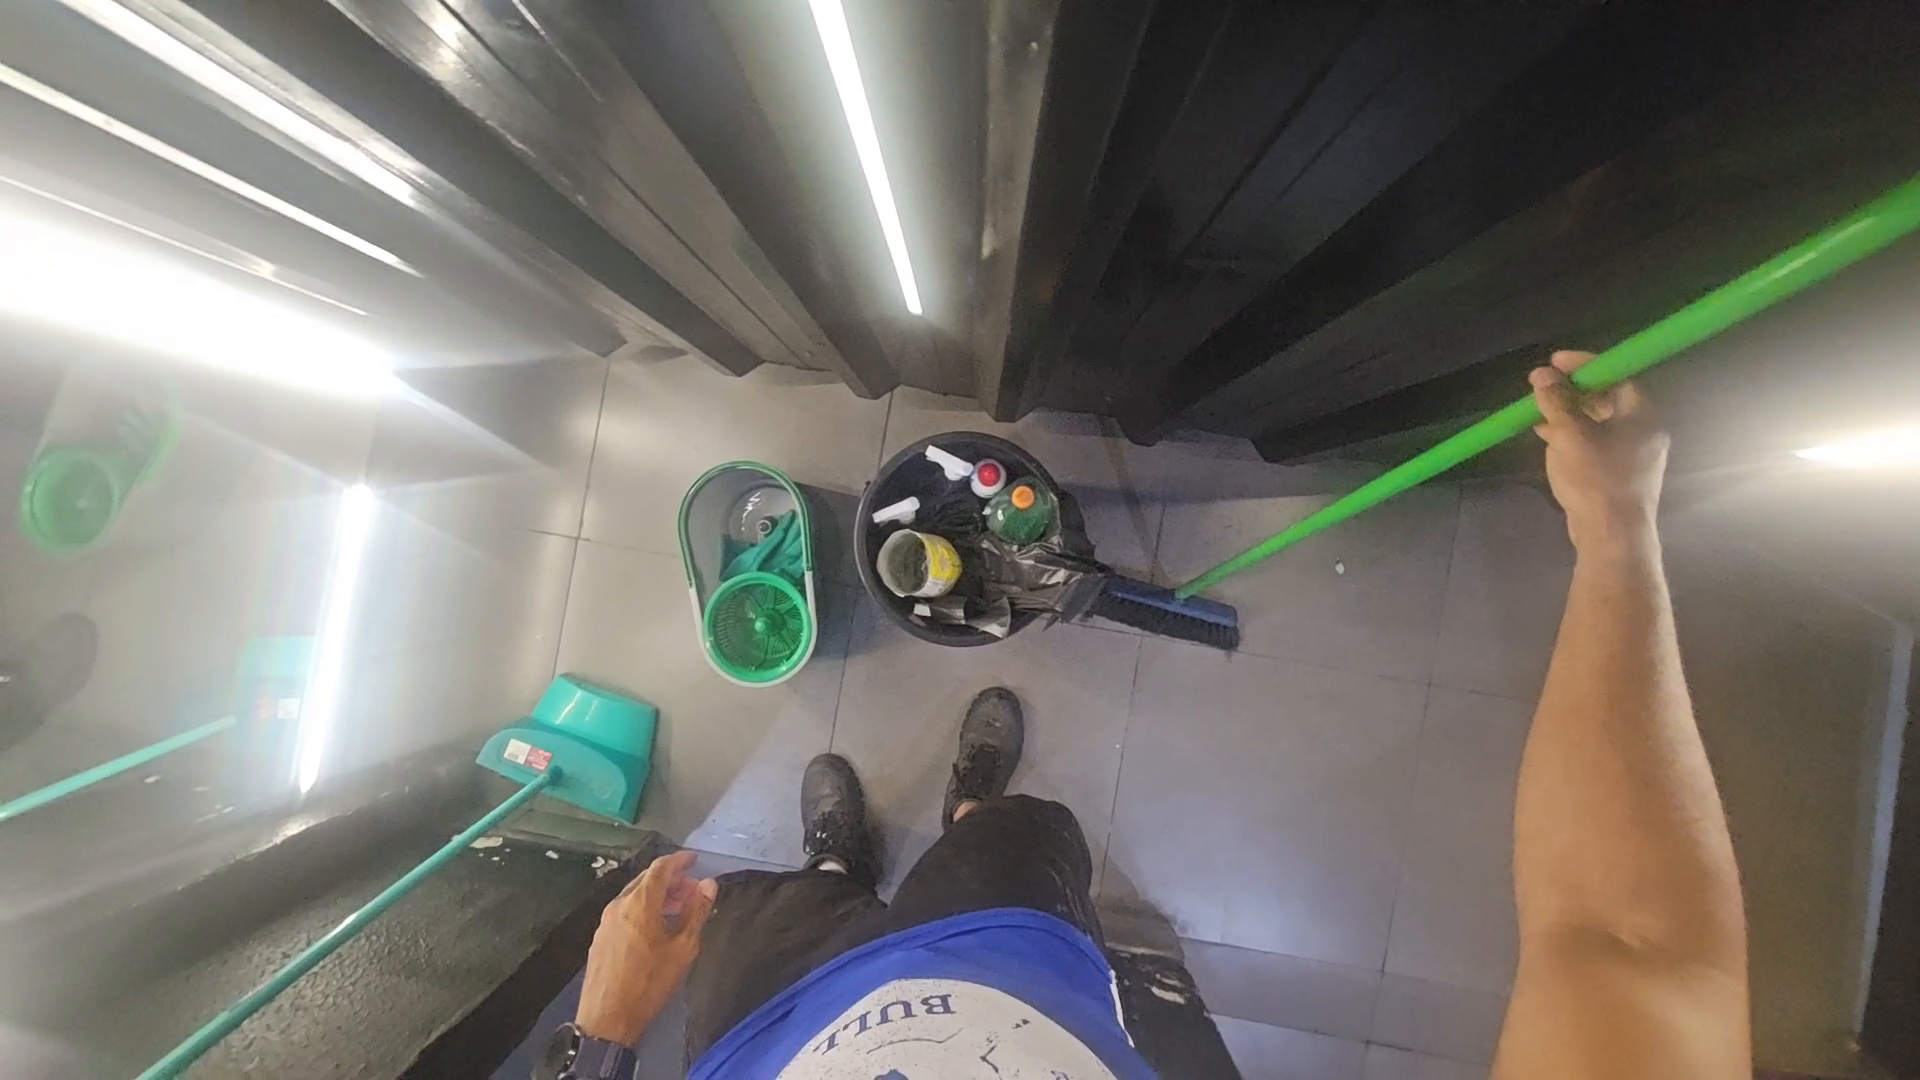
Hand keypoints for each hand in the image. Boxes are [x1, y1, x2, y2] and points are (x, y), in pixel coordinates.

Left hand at [575, 851, 716, 1044]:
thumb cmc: (649, 982)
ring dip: (658, 896)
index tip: (695, 860)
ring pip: (635, 895)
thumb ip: (697, 911)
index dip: (680, 860)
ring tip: (678, 909)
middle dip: (672, 880)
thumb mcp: (683, 947)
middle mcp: (619, 905)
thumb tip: (708, 884)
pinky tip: (656, 927)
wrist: (606, 1022)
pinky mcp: (599, 939)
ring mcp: (605, 922)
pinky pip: (625, 911)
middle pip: (647, 879)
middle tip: (692, 890)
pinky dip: (644, 909)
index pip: (661, 867)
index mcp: (640, 902)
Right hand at [1530, 350, 1668, 554]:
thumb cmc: (1596, 478)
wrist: (1612, 530)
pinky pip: (1594, 440)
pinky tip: (1547, 438)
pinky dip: (1571, 434)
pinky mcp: (1618, 470)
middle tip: (1543, 387)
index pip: (1618, 376)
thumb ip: (1556, 403)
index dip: (1587, 365)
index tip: (1556, 360)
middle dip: (1574, 390)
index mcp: (1642, 415)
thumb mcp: (1570, 436)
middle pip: (1609, 398)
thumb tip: (1541, 374)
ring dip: (1568, 413)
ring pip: (1599, 421)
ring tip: (1537, 413)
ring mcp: (1632, 451)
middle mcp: (1643, 429)